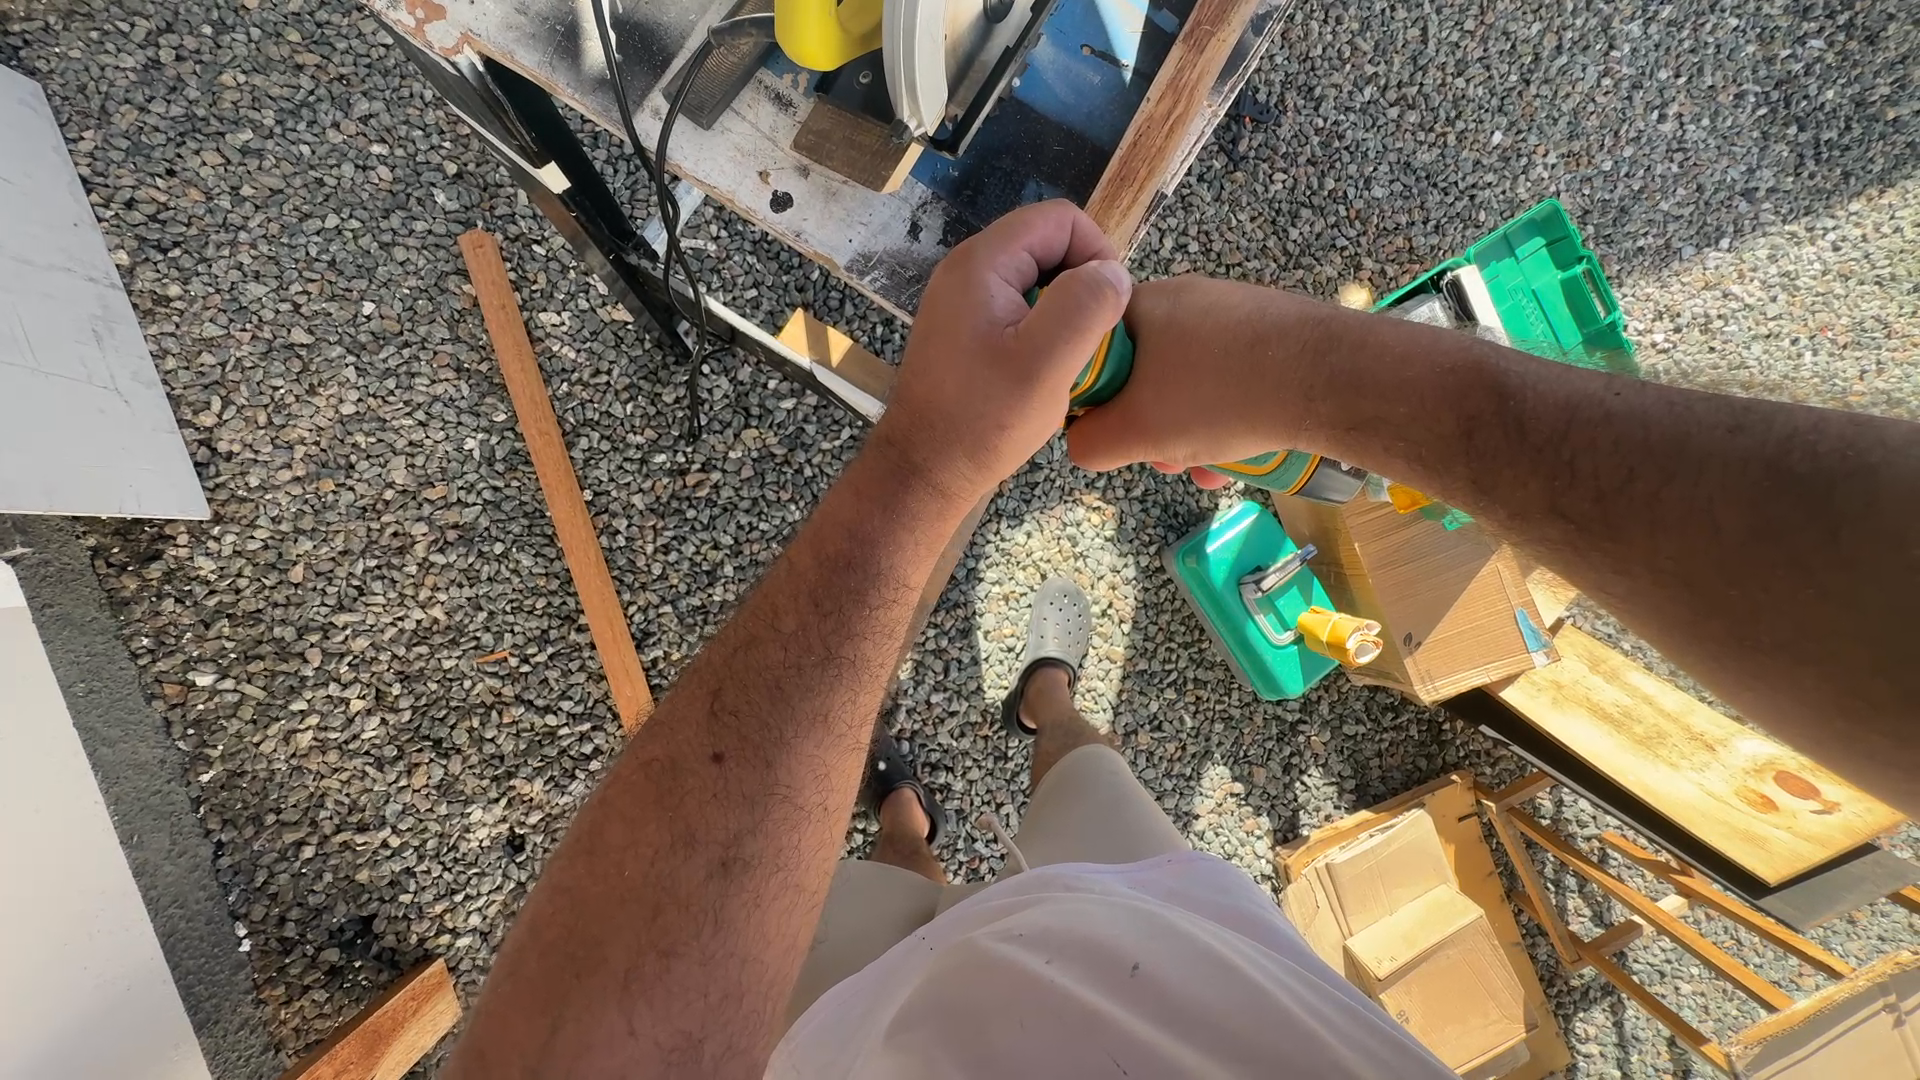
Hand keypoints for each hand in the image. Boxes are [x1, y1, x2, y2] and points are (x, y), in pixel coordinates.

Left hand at [868, 200, 1132, 504]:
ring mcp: (961, 303)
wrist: (926, 469)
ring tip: (1067, 364)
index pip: (1060, 219)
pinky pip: (1017, 314)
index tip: (1108, 309)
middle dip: (1081, 289)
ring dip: (1063, 318)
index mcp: (983, 263)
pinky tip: (1042, 375)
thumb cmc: (984, 420)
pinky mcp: (963, 333)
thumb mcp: (1047, 362)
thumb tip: (1111, 275)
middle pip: (1047, 248)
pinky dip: (1040, 336)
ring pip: (1035, 284)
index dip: (1098, 254)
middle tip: (1091, 344)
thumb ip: (1086, 304)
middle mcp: (966, 271)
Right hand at [1066, 276, 1341, 482]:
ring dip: (1189, 431)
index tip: (1116, 435)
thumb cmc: (1216, 398)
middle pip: (1141, 374)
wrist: (1331, 378)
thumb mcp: (1133, 433)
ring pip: (1186, 382)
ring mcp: (1229, 310)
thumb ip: (1088, 442)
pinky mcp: (1269, 329)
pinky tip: (1242, 452)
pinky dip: (1226, 417)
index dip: (1095, 402)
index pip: (1089, 354)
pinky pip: (1227, 378)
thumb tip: (1085, 441)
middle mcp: (1181, 297)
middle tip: (1168, 460)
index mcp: (1137, 306)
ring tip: (1210, 467)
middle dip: (1150, 427)